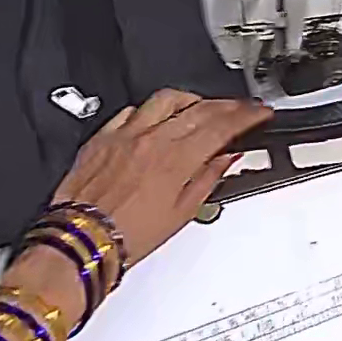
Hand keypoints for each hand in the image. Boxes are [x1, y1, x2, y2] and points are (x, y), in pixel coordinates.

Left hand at [51, 89, 273, 260]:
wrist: (80, 241)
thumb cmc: (128, 234)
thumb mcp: (183, 212)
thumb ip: (209, 177)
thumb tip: (226, 158)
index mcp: (178, 159)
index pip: (224, 125)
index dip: (248, 115)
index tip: (260, 113)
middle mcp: (154, 139)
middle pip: (202, 108)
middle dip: (230, 105)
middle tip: (242, 108)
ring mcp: (128, 134)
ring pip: (168, 98)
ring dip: (193, 99)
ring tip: (202, 106)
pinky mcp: (104, 137)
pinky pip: (133, 110)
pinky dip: (152, 110)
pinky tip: (158, 117)